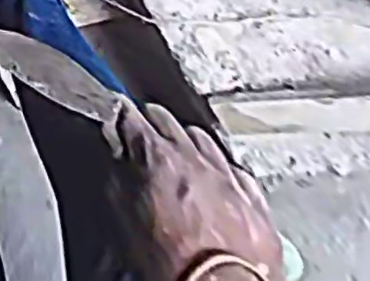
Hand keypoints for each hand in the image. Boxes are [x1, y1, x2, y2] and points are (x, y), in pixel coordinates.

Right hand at [104, 99, 283, 280]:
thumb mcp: (122, 207)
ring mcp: (227, 178)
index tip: (113, 116)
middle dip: (150, 122)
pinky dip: (222, 169)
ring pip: (202, 139)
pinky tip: (215, 181)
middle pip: (166, 118)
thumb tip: (116, 147)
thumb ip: (116, 168)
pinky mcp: (256, 203)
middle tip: (142, 135)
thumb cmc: (168, 256)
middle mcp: (191, 156)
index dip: (117, 112)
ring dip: (186, 141)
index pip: (128, 113)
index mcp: (154, 154)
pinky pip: (236, 170)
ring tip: (179, 155)